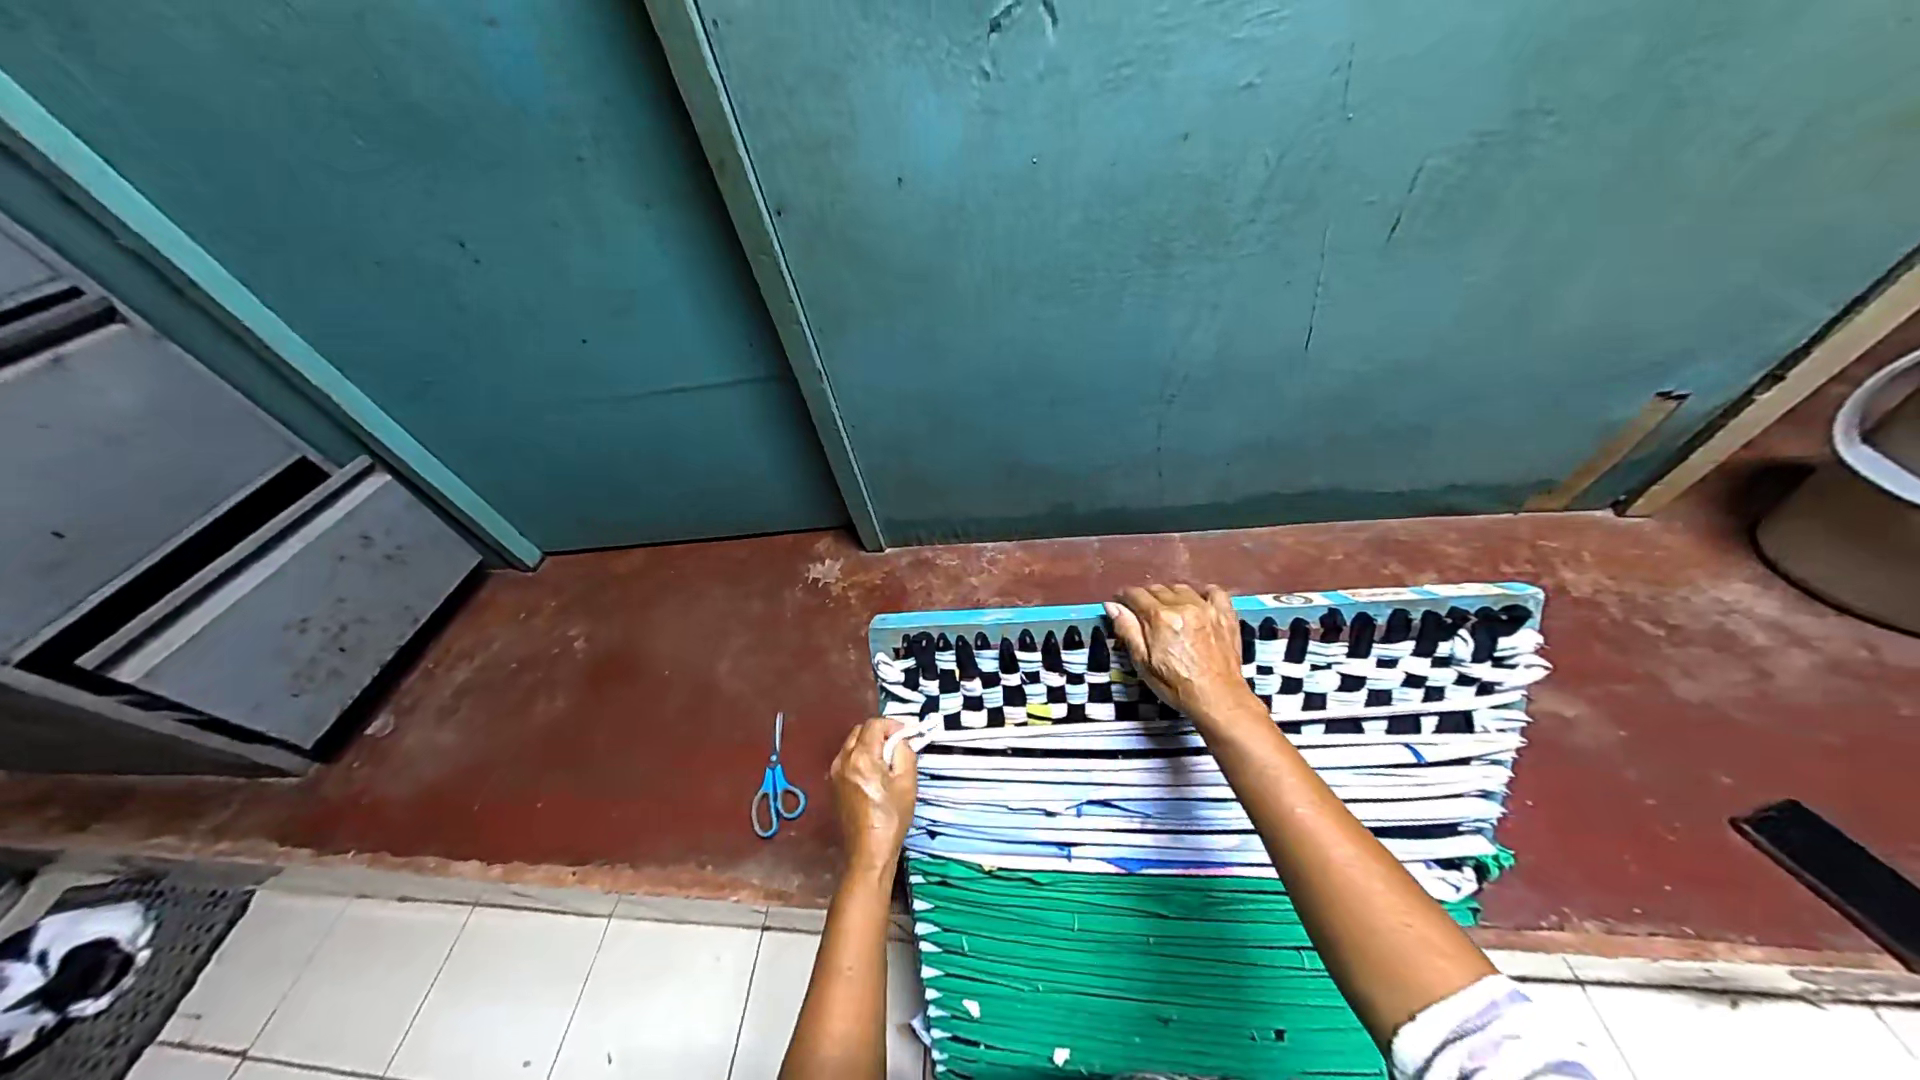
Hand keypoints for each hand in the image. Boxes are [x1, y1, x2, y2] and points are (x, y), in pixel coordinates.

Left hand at [829, 718, 916, 875]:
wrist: (868, 851)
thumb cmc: (891, 816)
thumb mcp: (907, 782)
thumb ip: (904, 752)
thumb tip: (901, 739)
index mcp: (861, 757)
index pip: (874, 724)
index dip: (892, 724)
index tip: (906, 734)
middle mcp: (843, 760)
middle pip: (860, 730)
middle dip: (880, 731)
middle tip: (898, 743)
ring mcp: (835, 772)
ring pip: (852, 743)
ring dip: (869, 743)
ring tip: (887, 758)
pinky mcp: (834, 784)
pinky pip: (847, 758)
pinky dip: (860, 755)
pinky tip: (874, 771)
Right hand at [1106, 584, 1260, 726]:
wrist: (1218, 698)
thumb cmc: (1177, 686)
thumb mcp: (1143, 663)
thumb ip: (1127, 630)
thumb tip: (1112, 605)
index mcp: (1160, 618)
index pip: (1135, 594)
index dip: (1124, 597)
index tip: (1121, 603)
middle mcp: (1183, 606)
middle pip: (1157, 589)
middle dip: (1145, 597)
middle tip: (1142, 613)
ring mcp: (1207, 608)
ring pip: (1181, 588)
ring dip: (1170, 594)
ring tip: (1167, 610)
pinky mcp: (1225, 615)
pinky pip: (1214, 591)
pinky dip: (1203, 593)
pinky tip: (1197, 602)